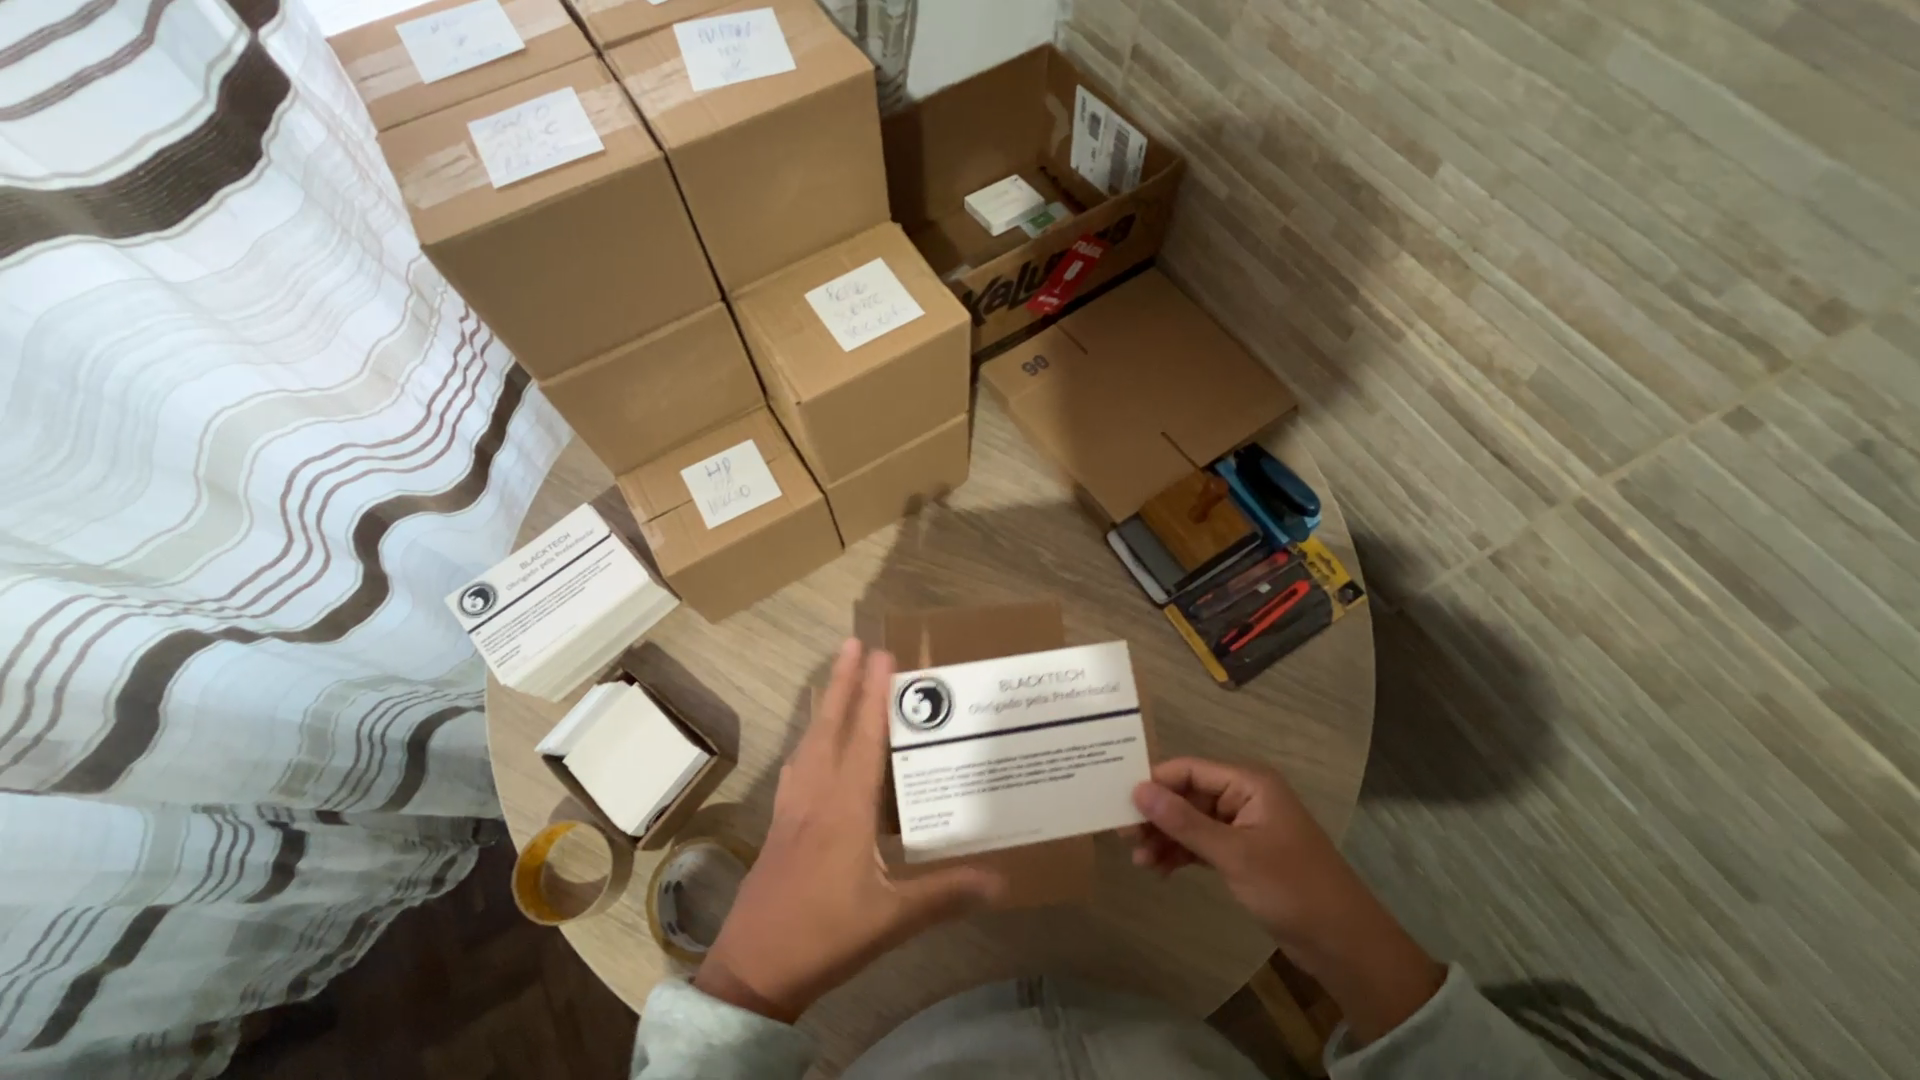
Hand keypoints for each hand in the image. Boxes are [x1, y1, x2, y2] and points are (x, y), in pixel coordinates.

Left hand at [694, 640, 1006, 1021]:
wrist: (752, 969)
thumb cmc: (823, 938)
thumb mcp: (891, 920)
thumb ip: (945, 895)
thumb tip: (1002, 880)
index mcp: (843, 810)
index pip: (863, 739)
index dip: (874, 695)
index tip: (882, 654)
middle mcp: (814, 798)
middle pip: (829, 727)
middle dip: (842, 683)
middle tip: (853, 643)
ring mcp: (792, 811)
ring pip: (808, 744)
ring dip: (824, 707)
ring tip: (835, 680)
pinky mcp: (780, 827)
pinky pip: (798, 767)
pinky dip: (810, 742)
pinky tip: (813, 747)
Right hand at [1131, 758, 1444, 1043]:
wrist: (1342, 941)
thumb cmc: (1291, 887)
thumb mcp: (1233, 854)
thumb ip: (1183, 822)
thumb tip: (1137, 790)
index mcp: (1248, 783)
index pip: (1188, 770)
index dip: (1153, 784)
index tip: (1119, 805)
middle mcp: (1244, 797)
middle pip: (1187, 795)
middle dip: (1156, 816)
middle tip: (1125, 838)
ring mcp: (1244, 826)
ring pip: (1191, 822)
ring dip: (1165, 838)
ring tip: (1140, 862)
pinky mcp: (1244, 854)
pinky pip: (1202, 843)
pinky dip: (1182, 854)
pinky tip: (1160, 869)